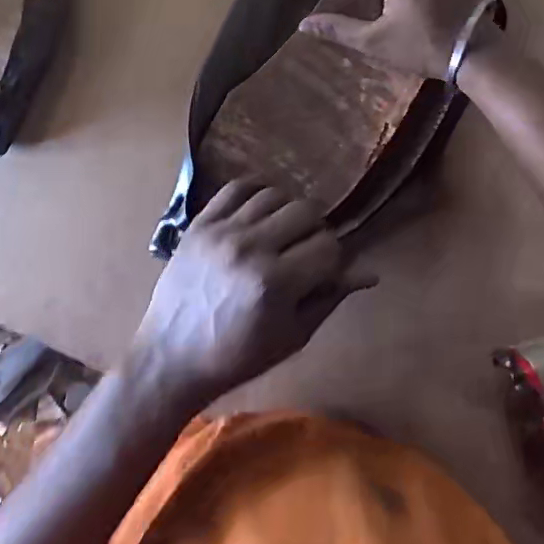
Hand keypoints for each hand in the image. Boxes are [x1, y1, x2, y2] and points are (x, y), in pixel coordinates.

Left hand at [129, 181, 371, 410]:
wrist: (173, 355)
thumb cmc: (238, 355)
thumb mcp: (292, 336)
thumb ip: (329, 298)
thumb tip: (369, 273)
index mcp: (276, 282)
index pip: (328, 246)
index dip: (334, 259)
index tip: (324, 272)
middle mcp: (250, 247)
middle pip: (305, 211)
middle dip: (315, 231)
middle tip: (305, 251)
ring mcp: (222, 231)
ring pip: (274, 195)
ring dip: (287, 211)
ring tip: (282, 232)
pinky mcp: (200, 223)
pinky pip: (236, 187)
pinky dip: (255, 192)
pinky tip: (260, 211)